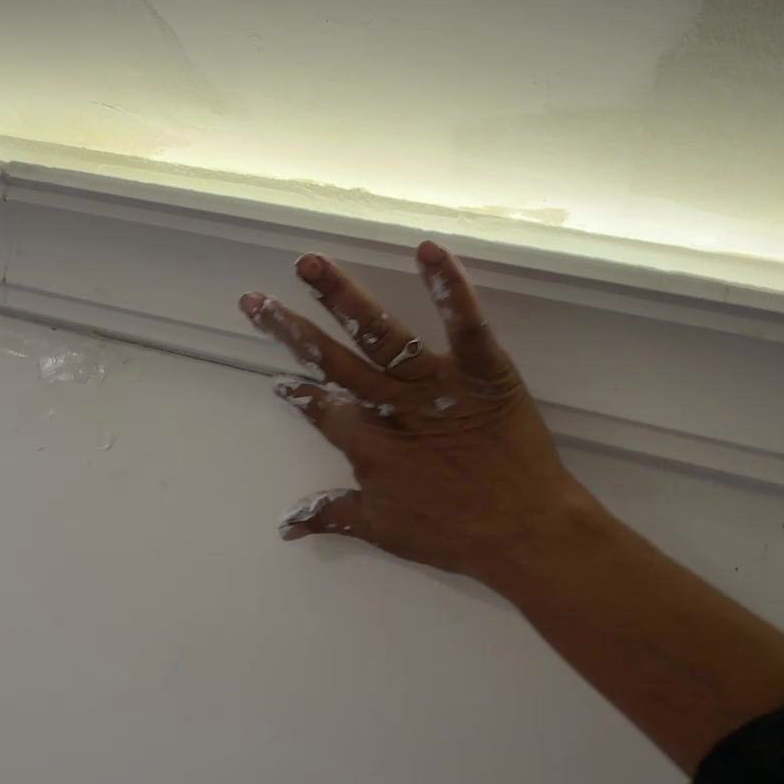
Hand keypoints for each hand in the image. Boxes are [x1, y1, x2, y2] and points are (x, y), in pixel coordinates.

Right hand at [241, 241, 608, 597]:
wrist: (526, 532)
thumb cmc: (455, 533)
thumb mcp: (385, 530)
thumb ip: (334, 516)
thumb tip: (286, 525)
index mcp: (368, 445)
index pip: (322, 409)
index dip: (298, 392)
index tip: (277, 375)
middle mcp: (393, 406)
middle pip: (334, 361)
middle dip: (292, 330)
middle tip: (257, 300)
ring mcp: (437, 384)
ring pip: (380, 334)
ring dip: (343, 297)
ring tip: (311, 263)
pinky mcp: (483, 371)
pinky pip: (465, 324)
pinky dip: (448, 288)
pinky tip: (428, 250)